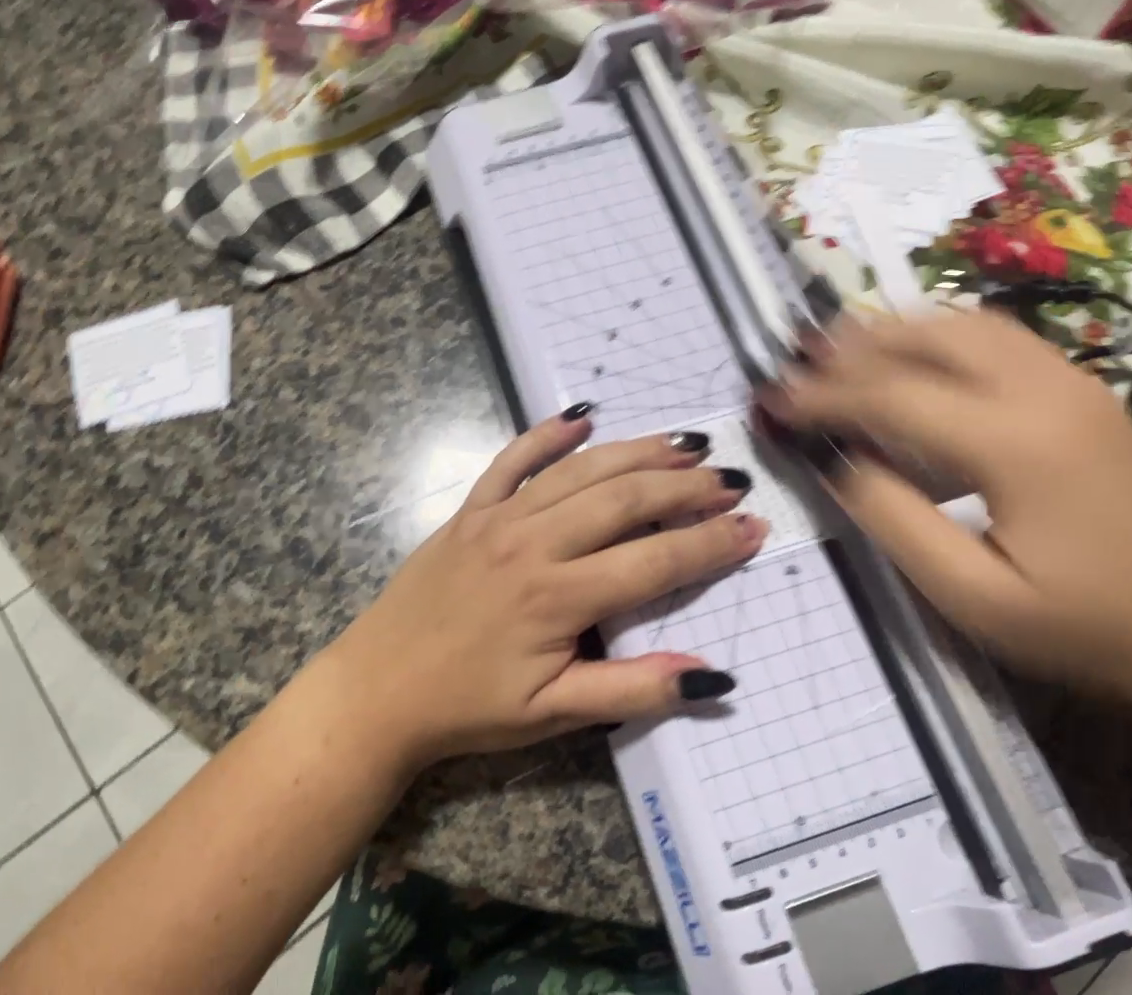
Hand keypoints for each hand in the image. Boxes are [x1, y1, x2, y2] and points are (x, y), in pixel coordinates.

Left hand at [309, 406, 768, 768]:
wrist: (377, 690)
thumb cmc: (467, 708)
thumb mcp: (553, 714)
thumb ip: (633, 690)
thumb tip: (712, 677)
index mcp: (557, 597)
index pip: (654, 561)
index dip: (710, 544)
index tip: (754, 527)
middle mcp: (532, 544)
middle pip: (624, 501)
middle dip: (685, 489)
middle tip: (730, 480)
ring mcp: (496, 519)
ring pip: (579, 472)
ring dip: (636, 454)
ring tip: (684, 446)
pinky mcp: (469, 512)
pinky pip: (512, 461)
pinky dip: (547, 435)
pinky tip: (581, 417)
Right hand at [759, 310, 1131, 711]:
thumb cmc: (1087, 626)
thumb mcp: (972, 596)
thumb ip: (894, 520)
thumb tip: (836, 461)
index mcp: (1014, 443)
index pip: (892, 397)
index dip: (822, 397)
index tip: (770, 403)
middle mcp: (1044, 391)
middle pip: (929, 337)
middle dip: (853, 344)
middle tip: (795, 362)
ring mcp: (1072, 383)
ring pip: (965, 325)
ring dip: (895, 329)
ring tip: (837, 347)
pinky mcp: (1084, 393)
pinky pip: (997, 337)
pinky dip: (938, 335)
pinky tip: (911, 358)